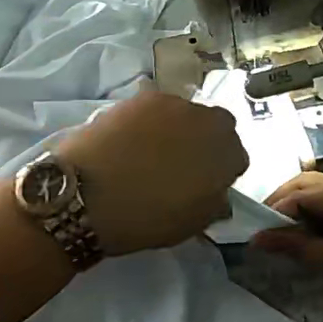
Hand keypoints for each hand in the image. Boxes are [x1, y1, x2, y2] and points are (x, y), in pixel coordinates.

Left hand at [58, 91, 247, 255]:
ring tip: (150, 153)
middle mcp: (205, 118)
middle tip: (181, 167)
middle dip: (205, 142)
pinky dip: (148, 122)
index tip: (205, 186)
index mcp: (226, 151)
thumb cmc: (146, 217)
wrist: (85, 194)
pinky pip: (154, 109)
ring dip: (177, 129)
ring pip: (184, 114)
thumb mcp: (191, 224)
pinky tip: (129, 142)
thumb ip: (214, 202)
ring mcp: (171, 103)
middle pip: (215, 126)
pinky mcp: (139, 97)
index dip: (223, 171)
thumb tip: (217, 191)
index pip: (237, 156)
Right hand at [252, 173, 322, 321]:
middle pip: (311, 184)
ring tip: (279, 233)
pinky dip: (314, 217)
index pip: (303, 192)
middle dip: (284, 202)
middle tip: (263, 227)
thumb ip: (296, 246)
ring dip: (298, 209)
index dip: (276, 209)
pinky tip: (304, 236)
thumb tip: (256, 238)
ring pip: (321, 194)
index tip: (255, 231)